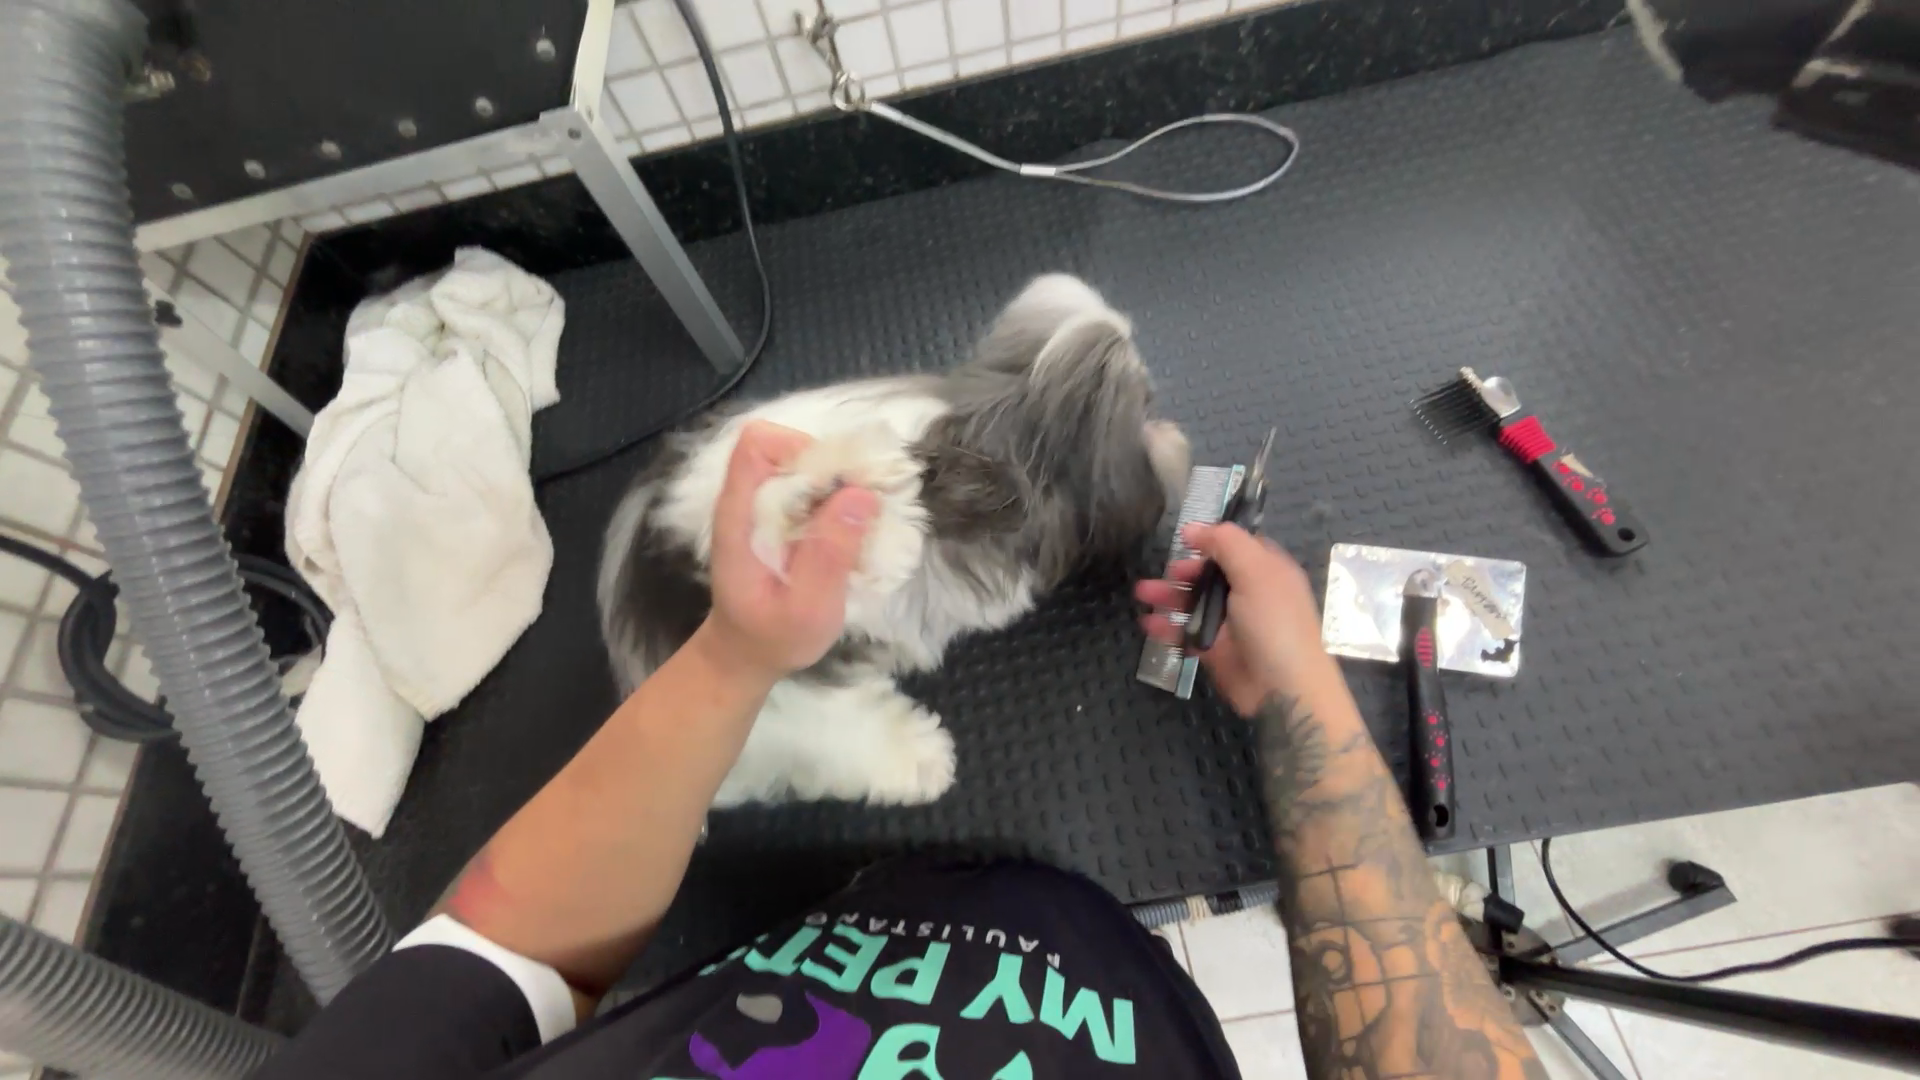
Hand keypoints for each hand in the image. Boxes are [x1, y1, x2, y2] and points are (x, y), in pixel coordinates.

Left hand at [693, 421, 877, 687]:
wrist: (749, 654)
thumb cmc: (772, 637)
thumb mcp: (807, 609)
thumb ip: (830, 554)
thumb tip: (862, 495)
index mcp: (740, 515)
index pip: (759, 443)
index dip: (804, 450)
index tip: (840, 488)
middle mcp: (751, 500)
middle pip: (792, 448)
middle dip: (836, 471)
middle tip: (866, 513)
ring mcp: (768, 507)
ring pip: (810, 467)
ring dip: (845, 488)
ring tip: (864, 531)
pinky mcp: (786, 517)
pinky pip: (818, 491)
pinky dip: (843, 505)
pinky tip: (854, 539)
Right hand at [1135, 524, 1333, 715]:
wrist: (1284, 689)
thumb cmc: (1275, 624)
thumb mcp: (1256, 573)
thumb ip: (1226, 543)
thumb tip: (1192, 528)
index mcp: (1267, 571)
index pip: (1237, 546)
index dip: (1212, 540)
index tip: (1184, 538)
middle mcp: (1250, 594)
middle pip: (1210, 573)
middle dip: (1184, 570)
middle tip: (1167, 573)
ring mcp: (1231, 622)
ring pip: (1194, 601)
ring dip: (1168, 596)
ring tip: (1142, 594)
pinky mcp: (1214, 648)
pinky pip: (1186, 632)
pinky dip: (1166, 627)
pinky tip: (1148, 624)